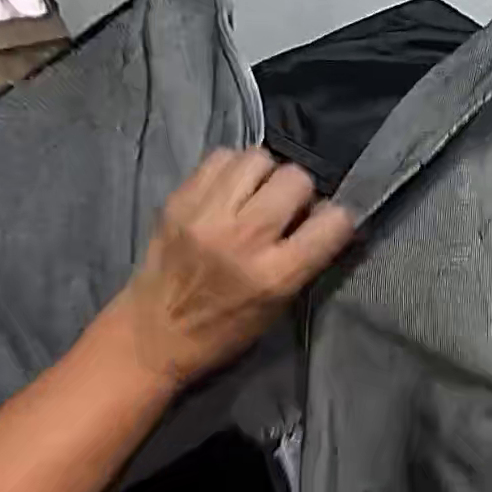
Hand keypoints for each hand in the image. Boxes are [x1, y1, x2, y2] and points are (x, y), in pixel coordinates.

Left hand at [110, 148, 353, 385]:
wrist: (153, 334)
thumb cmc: (227, 329)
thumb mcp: (281, 303)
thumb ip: (307, 257)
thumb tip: (325, 215)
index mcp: (276, 275)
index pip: (333, 221)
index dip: (338, 218)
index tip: (328, 224)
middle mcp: (243, 238)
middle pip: (296, 179)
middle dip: (301, 191)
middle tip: (289, 209)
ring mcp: (206, 214)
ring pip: (259, 159)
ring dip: (267, 175)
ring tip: (258, 195)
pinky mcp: (178, 200)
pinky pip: (221, 158)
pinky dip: (234, 169)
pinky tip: (231, 191)